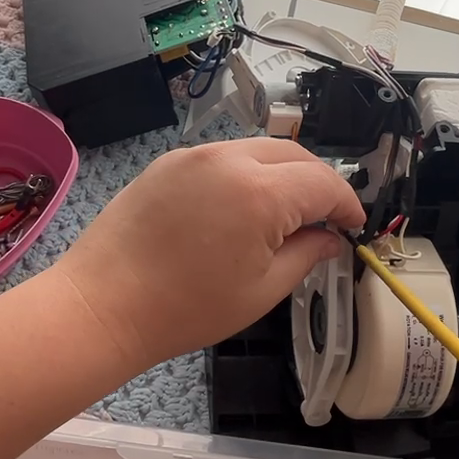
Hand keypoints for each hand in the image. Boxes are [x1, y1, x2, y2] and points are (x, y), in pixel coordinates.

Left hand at [55, 138, 364, 366]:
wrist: (103, 303)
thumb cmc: (186, 309)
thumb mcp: (261, 290)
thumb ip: (306, 255)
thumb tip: (332, 238)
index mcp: (260, 192)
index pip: (322, 183)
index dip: (347, 203)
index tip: (354, 225)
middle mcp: (229, 158)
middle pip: (293, 154)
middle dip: (318, 182)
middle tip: (325, 217)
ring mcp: (194, 155)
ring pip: (257, 150)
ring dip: (281, 173)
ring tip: (285, 212)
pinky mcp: (168, 161)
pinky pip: (222, 156)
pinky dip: (245, 172)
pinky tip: (241, 206)